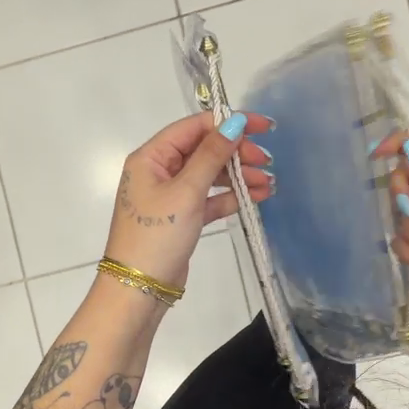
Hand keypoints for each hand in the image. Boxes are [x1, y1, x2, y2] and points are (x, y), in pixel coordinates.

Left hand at [104, 110, 272, 289]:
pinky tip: (256, 197)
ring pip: (210, 175)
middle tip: (267, 162)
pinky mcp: (181, 217)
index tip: (263, 127)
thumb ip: (212, 155)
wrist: (138, 287)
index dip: (229, 123)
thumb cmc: (158, 233)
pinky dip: (231, 197)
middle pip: (204, 150)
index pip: (194, 127)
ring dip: (239, 176)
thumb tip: (234, 122)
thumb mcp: (186, 191)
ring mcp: (170, 195)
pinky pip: (209, 198)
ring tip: (269, 184)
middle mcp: (159, 170)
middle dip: (237, 153)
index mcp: (151, 156)